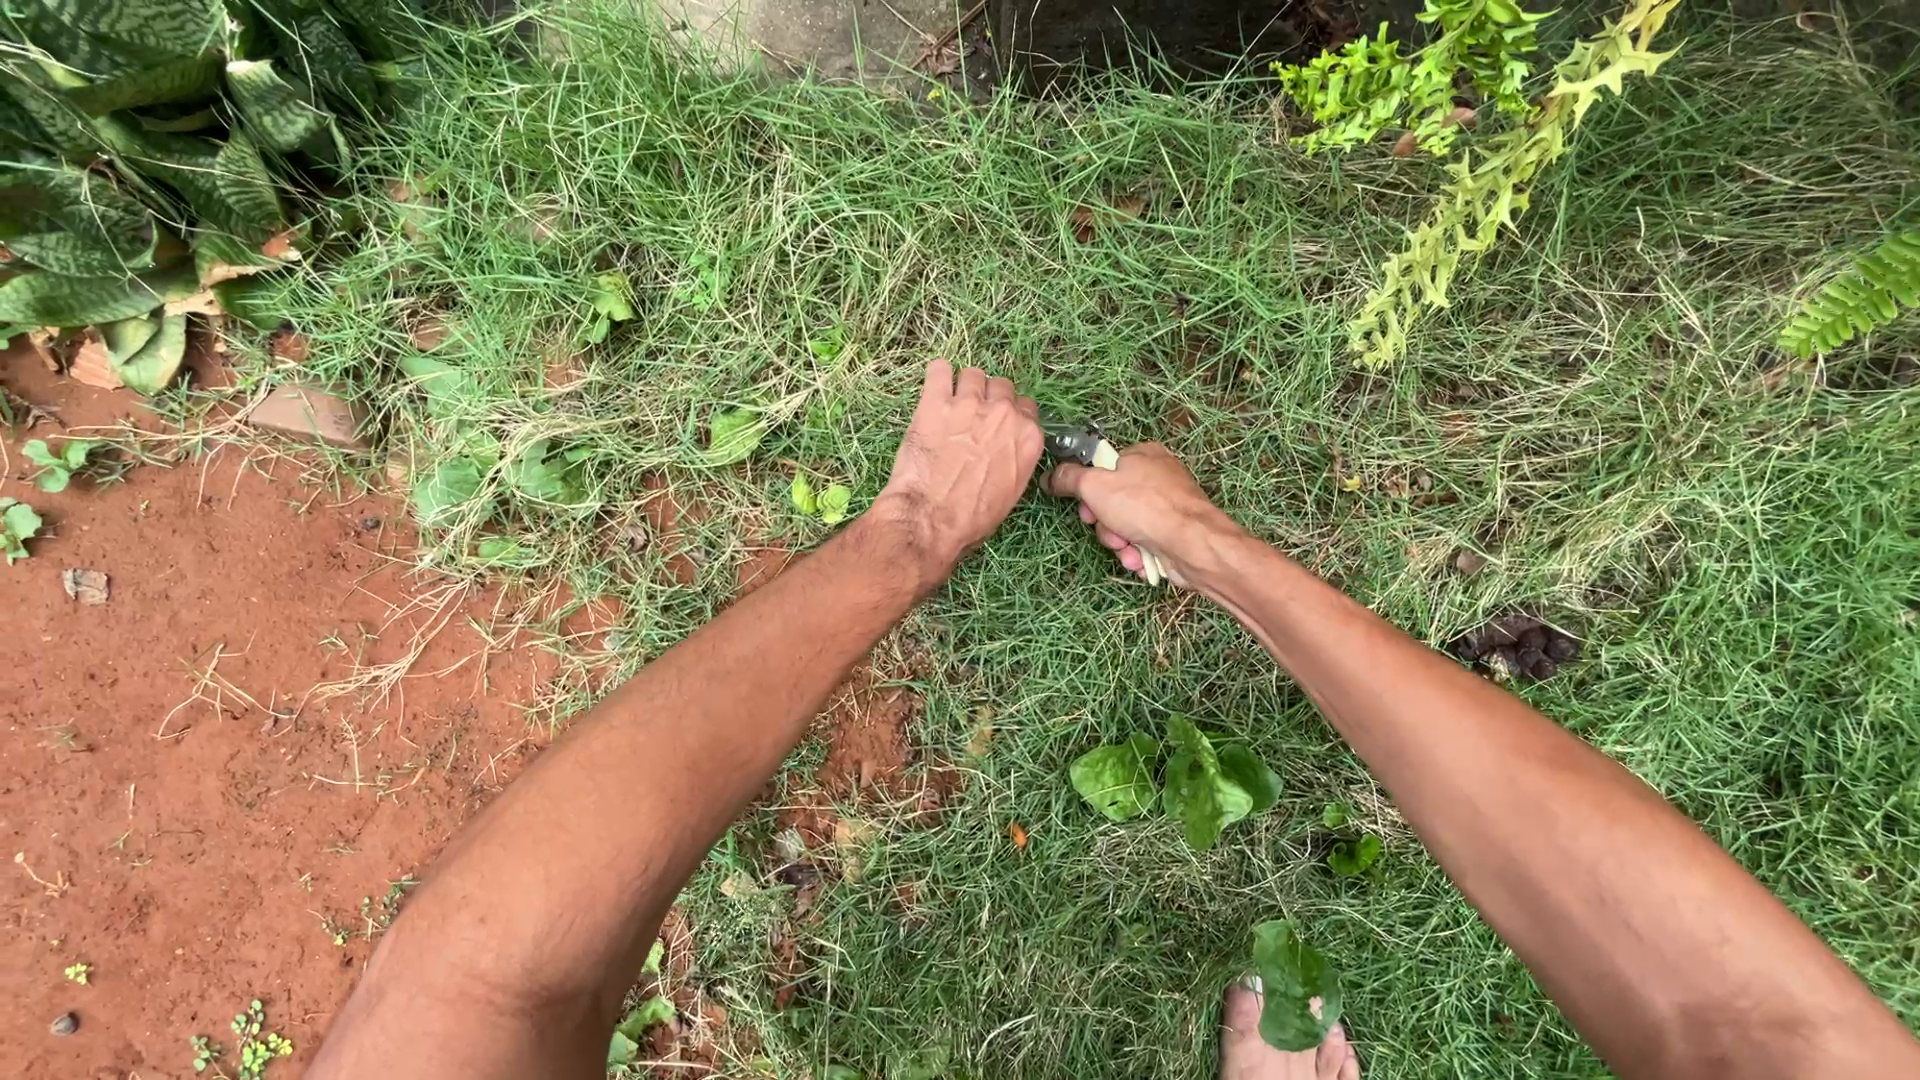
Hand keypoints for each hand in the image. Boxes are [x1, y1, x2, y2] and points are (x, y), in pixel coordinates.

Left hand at [872, 356, 1043, 571]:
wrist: (931, 518)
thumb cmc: (972, 518)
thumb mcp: (1010, 493)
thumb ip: (1015, 460)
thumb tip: (1005, 452)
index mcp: (1028, 437)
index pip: (1026, 408)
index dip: (1011, 415)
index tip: (998, 425)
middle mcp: (1004, 414)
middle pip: (1003, 387)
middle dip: (990, 399)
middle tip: (974, 416)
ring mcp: (969, 404)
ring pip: (974, 374)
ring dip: (966, 386)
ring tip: (953, 402)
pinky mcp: (935, 401)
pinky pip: (939, 369)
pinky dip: (938, 374)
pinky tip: (935, 385)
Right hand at [1039, 442, 1238, 585]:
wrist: (1191, 544)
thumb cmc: (1143, 507)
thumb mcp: (1094, 485)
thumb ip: (1068, 478)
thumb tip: (1049, 476)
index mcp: (1142, 454)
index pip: (1102, 469)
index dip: (1088, 492)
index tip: (1086, 508)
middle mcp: (1157, 475)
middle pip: (1111, 501)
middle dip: (1105, 525)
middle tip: (1110, 532)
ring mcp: (1167, 505)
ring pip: (1124, 525)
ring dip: (1119, 543)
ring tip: (1128, 550)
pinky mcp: (1173, 532)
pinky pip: (1143, 541)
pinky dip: (1137, 552)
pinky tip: (1140, 558)